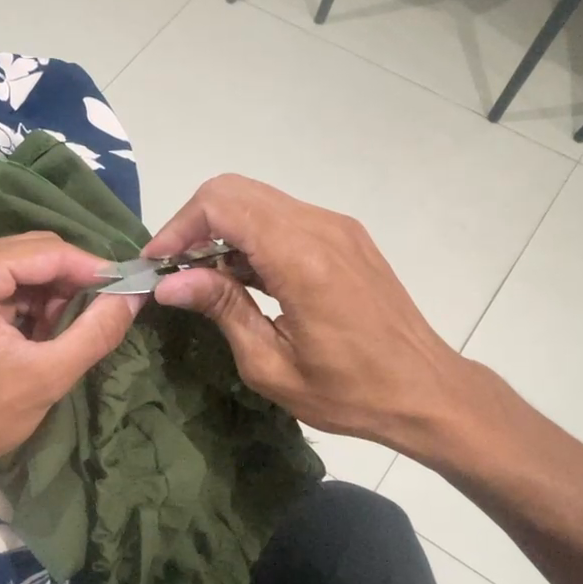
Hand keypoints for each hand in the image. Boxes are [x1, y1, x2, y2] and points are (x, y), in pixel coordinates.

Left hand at [0, 232, 143, 479]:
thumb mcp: (46, 377)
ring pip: (21, 269)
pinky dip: (30, 306)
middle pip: (33, 253)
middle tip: (102, 315)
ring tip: (69, 334)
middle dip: (71, 283)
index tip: (128, 290)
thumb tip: (134, 296)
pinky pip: (3, 286)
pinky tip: (44, 336)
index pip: (47, 251)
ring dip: (52, 296)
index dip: (93, 269)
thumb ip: (95, 332)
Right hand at [145, 174, 486, 453]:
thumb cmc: (348, 392)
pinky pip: (282, 217)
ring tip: (200, 279)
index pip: (223, 205)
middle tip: (173, 271)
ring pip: (257, 200)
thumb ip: (222, 310)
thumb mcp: (271, 365)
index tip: (156, 264)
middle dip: (193, 223)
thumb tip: (170, 284)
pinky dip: (249, 236)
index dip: (178, 227)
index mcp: (301, 260)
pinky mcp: (345, 237)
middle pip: (235, 191)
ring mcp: (337, 228)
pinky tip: (239, 278)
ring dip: (220, 229)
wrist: (426, 391)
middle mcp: (320, 228)